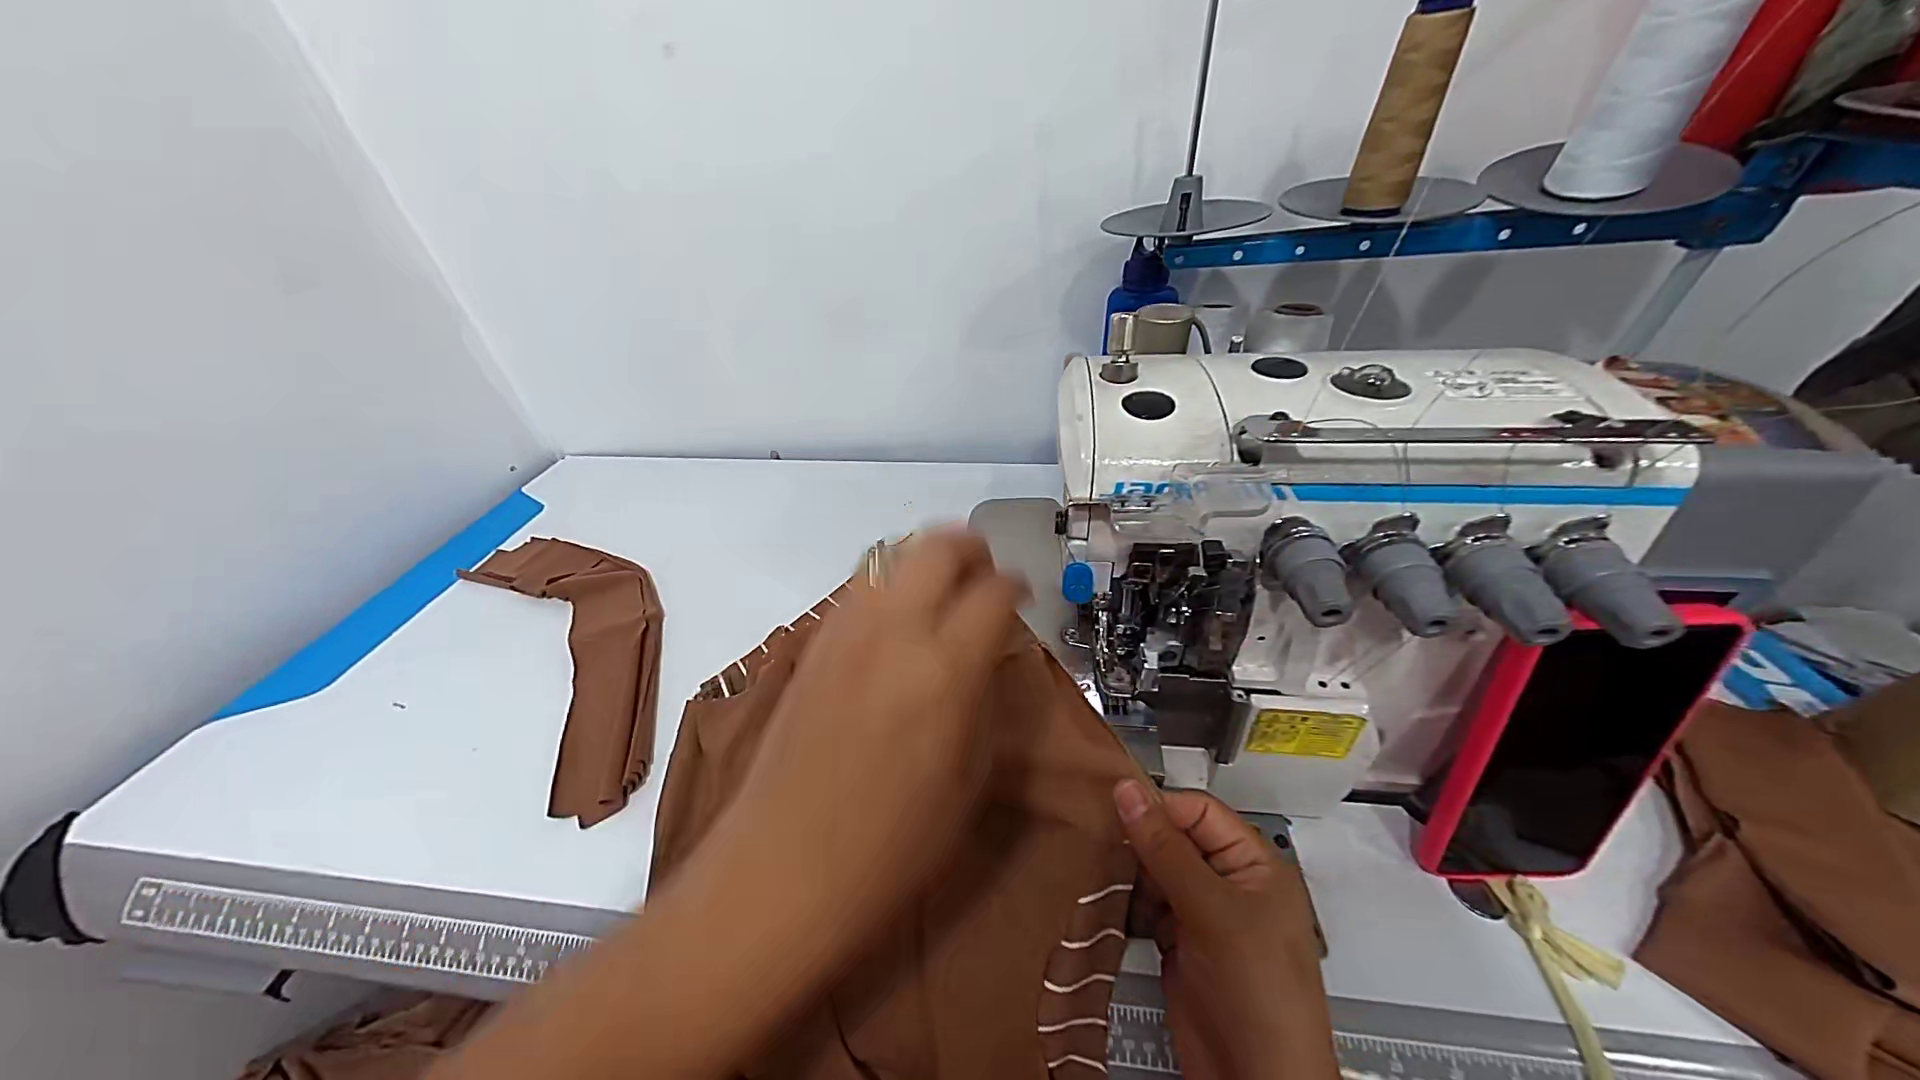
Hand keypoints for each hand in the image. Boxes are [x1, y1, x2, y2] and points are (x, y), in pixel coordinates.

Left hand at [722, 529, 1026, 938]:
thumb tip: (989, 656)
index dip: (1018, 585)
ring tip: (943, 589)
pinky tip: (897, 621)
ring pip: (891, 555)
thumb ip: (983, 698)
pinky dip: (889, 584)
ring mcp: (845, 631)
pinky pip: (859, 588)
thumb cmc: (893, 843)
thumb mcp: (968, 777)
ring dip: (926, 559)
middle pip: (938, 546)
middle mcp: (894, 630)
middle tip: (986, 573)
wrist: (784, 865)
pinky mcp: (813, 645)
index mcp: (945, 667)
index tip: (1023, 596)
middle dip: (971, 547)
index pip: (995, 592)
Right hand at [1114, 781, 1340, 1079]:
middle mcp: (1228, 883)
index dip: (1159, 807)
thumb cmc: (1260, 996)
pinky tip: (1109, 901)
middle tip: (1099, 836)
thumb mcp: (1211, 910)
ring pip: (1155, 871)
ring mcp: (1202, 914)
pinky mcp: (1178, 942)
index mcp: (1253, 864)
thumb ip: (1166, 848)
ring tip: (1099, 868)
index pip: (1198, 812)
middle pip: (1174, 838)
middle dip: (1139, 839)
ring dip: (1129, 871)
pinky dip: (1127, 903)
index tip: (1115, 807)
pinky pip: (1147, 905)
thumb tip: (1129, 791)